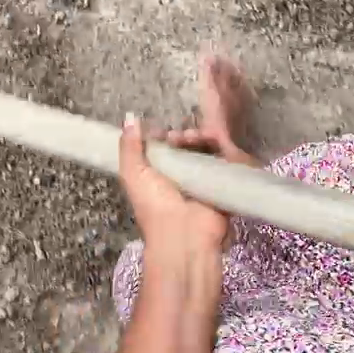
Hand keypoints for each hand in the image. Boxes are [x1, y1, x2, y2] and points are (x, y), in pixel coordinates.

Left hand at [119, 113, 227, 266]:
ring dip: (199, 138)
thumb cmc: (153, 205)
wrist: (183, 235)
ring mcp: (202, 177)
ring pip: (204, 148)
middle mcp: (180, 174)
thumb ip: (129, 146)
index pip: (162, 145)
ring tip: (192, 138)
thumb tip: (129, 117)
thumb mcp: (132, 173)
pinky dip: (220, 146)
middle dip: (181, 135)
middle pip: (185, 144)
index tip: (161, 130)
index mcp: (157, 173)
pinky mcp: (222, 181)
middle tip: (178, 136)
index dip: (162, 134)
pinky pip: (224, 157)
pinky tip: (212, 140)